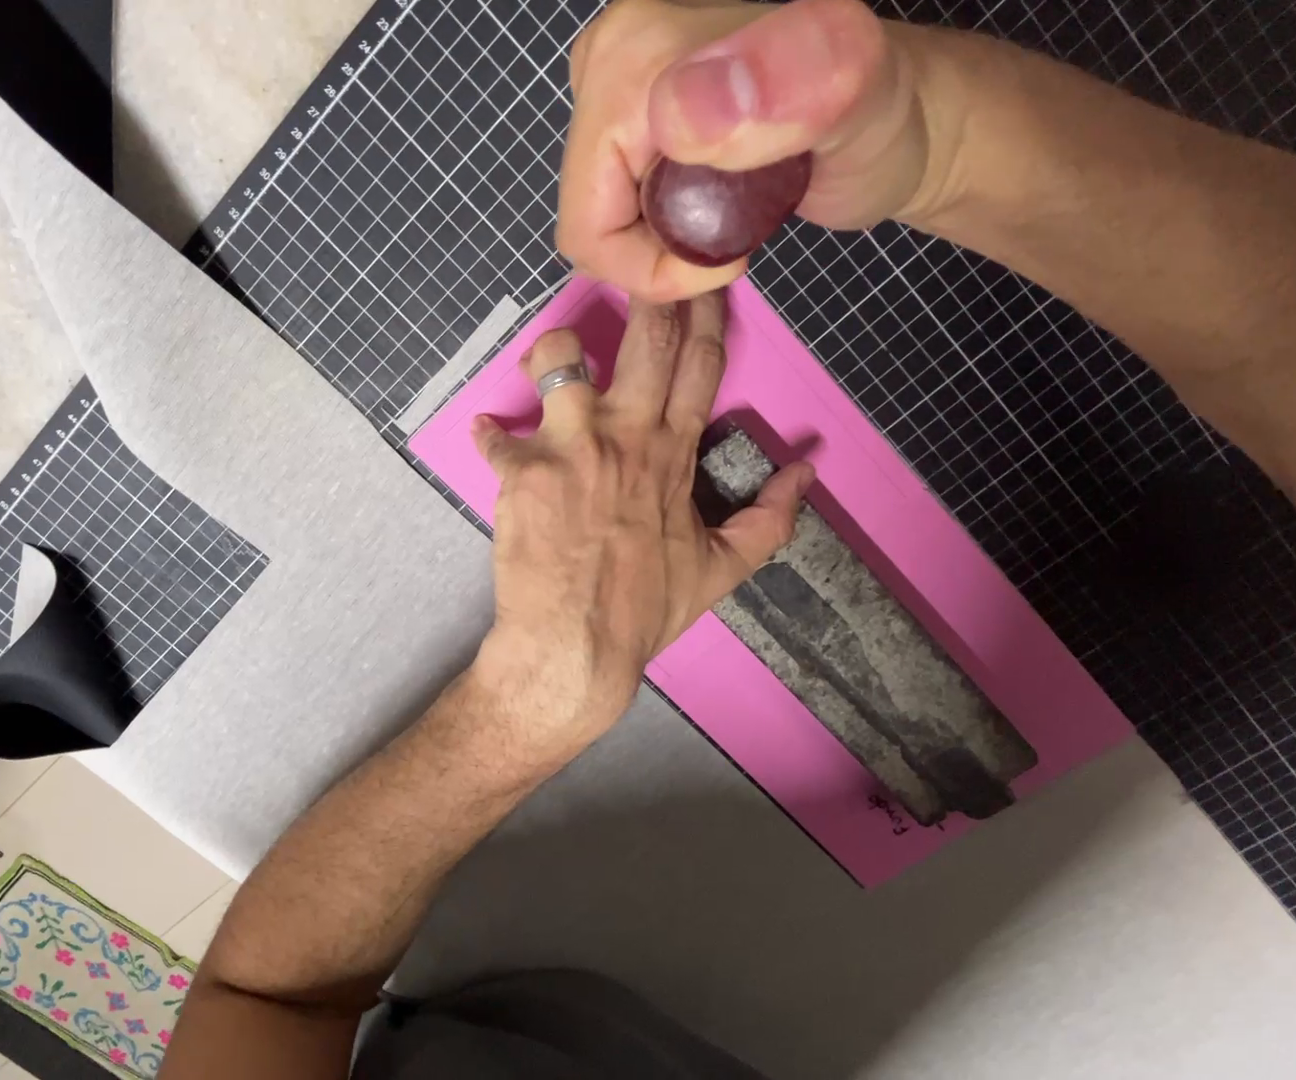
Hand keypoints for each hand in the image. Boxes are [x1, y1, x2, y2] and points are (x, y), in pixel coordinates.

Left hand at [470, 292, 813, 741]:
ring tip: (544, 359)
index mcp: (672, 453)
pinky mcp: (521, 471)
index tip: (705, 279)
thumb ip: (770, 519)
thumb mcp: (722, 569)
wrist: (574, 646)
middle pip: (643, 341)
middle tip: (641, 263)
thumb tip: (807, 473)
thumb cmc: (644, 609)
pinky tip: (488, 433)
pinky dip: (491, 433)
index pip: (700, 366)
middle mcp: (623, 436)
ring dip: (550, 350)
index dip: (707, 315)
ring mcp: (569, 448)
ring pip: (558, 361)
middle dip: (647, 292)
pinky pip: (497, 435)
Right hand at [559, 0, 959, 300]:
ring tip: (728, 217)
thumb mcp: (855, 98)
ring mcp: (611, 90)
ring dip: (658, 244)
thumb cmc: (882, 121)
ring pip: (597, 218)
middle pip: (587, 218)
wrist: (900, 116)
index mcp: (630, 54)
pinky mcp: (624, 118)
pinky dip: (657, 230)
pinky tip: (710, 207)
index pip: (589, 222)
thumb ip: (787, 82)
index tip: (733, 255)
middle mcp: (605, 61)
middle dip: (654, 253)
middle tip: (732, 235)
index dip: (651, 268)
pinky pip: (612, 209)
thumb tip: (677, 116)